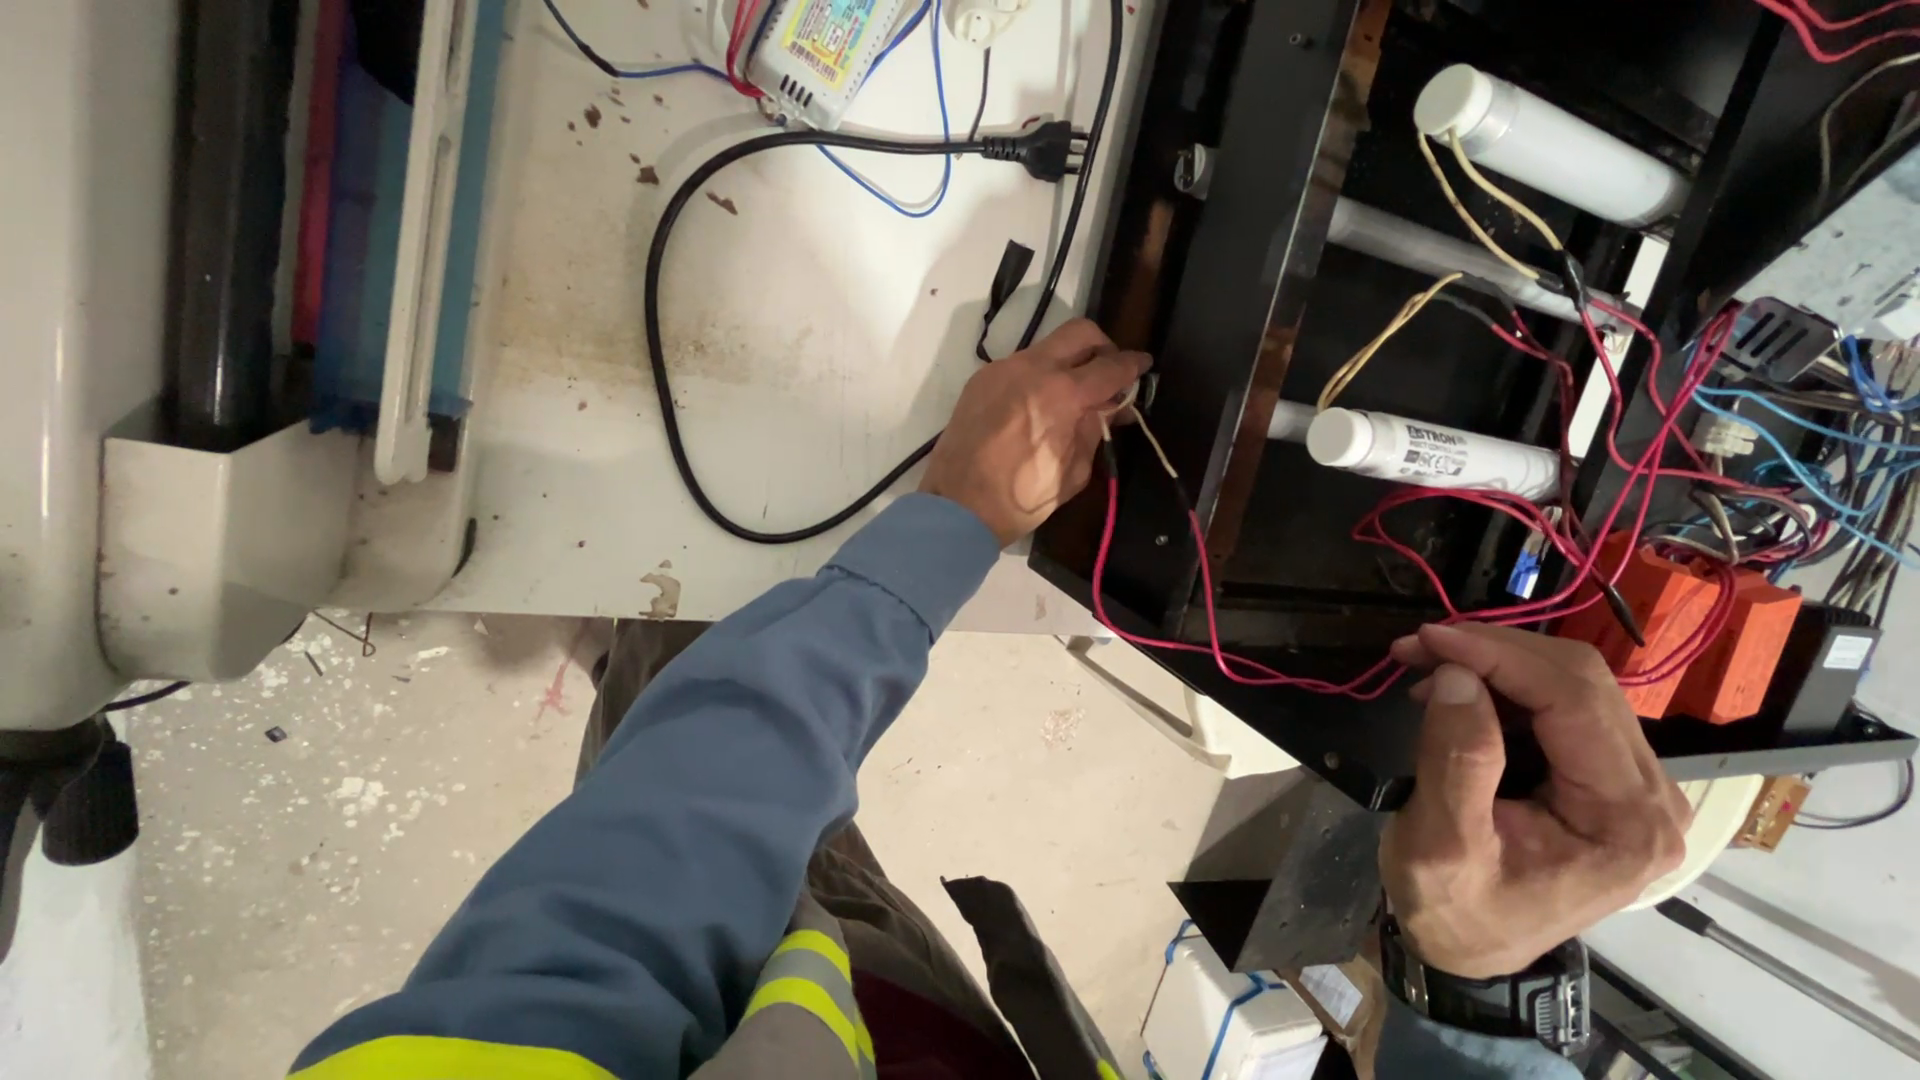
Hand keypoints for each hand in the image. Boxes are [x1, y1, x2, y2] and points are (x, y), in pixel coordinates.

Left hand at [920, 318, 1151, 546]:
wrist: (956, 507)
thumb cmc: (1020, 499)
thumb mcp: (1072, 472)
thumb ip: (1094, 431)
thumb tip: (1108, 408)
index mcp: (1061, 394)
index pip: (1109, 367)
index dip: (1133, 366)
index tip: (1143, 366)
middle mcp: (1031, 369)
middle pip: (1079, 333)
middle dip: (1102, 347)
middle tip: (1109, 372)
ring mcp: (1001, 370)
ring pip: (1047, 347)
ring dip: (1068, 362)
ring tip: (1074, 395)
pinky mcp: (980, 380)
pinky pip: (1020, 365)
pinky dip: (1039, 376)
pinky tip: (1040, 405)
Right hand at [1379, 623, 1690, 978]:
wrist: (1469, 951)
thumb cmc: (1455, 910)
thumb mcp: (1443, 844)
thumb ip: (1457, 759)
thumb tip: (1454, 675)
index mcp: (1624, 820)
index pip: (1574, 701)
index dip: (1500, 656)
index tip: (1428, 638)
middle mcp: (1648, 794)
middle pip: (1581, 682)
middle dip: (1494, 650)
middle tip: (1416, 646)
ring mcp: (1629, 783)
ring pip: (1570, 683)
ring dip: (1494, 661)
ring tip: (1423, 664)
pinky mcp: (1600, 776)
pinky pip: (1557, 704)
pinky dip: (1499, 684)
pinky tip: (1452, 690)